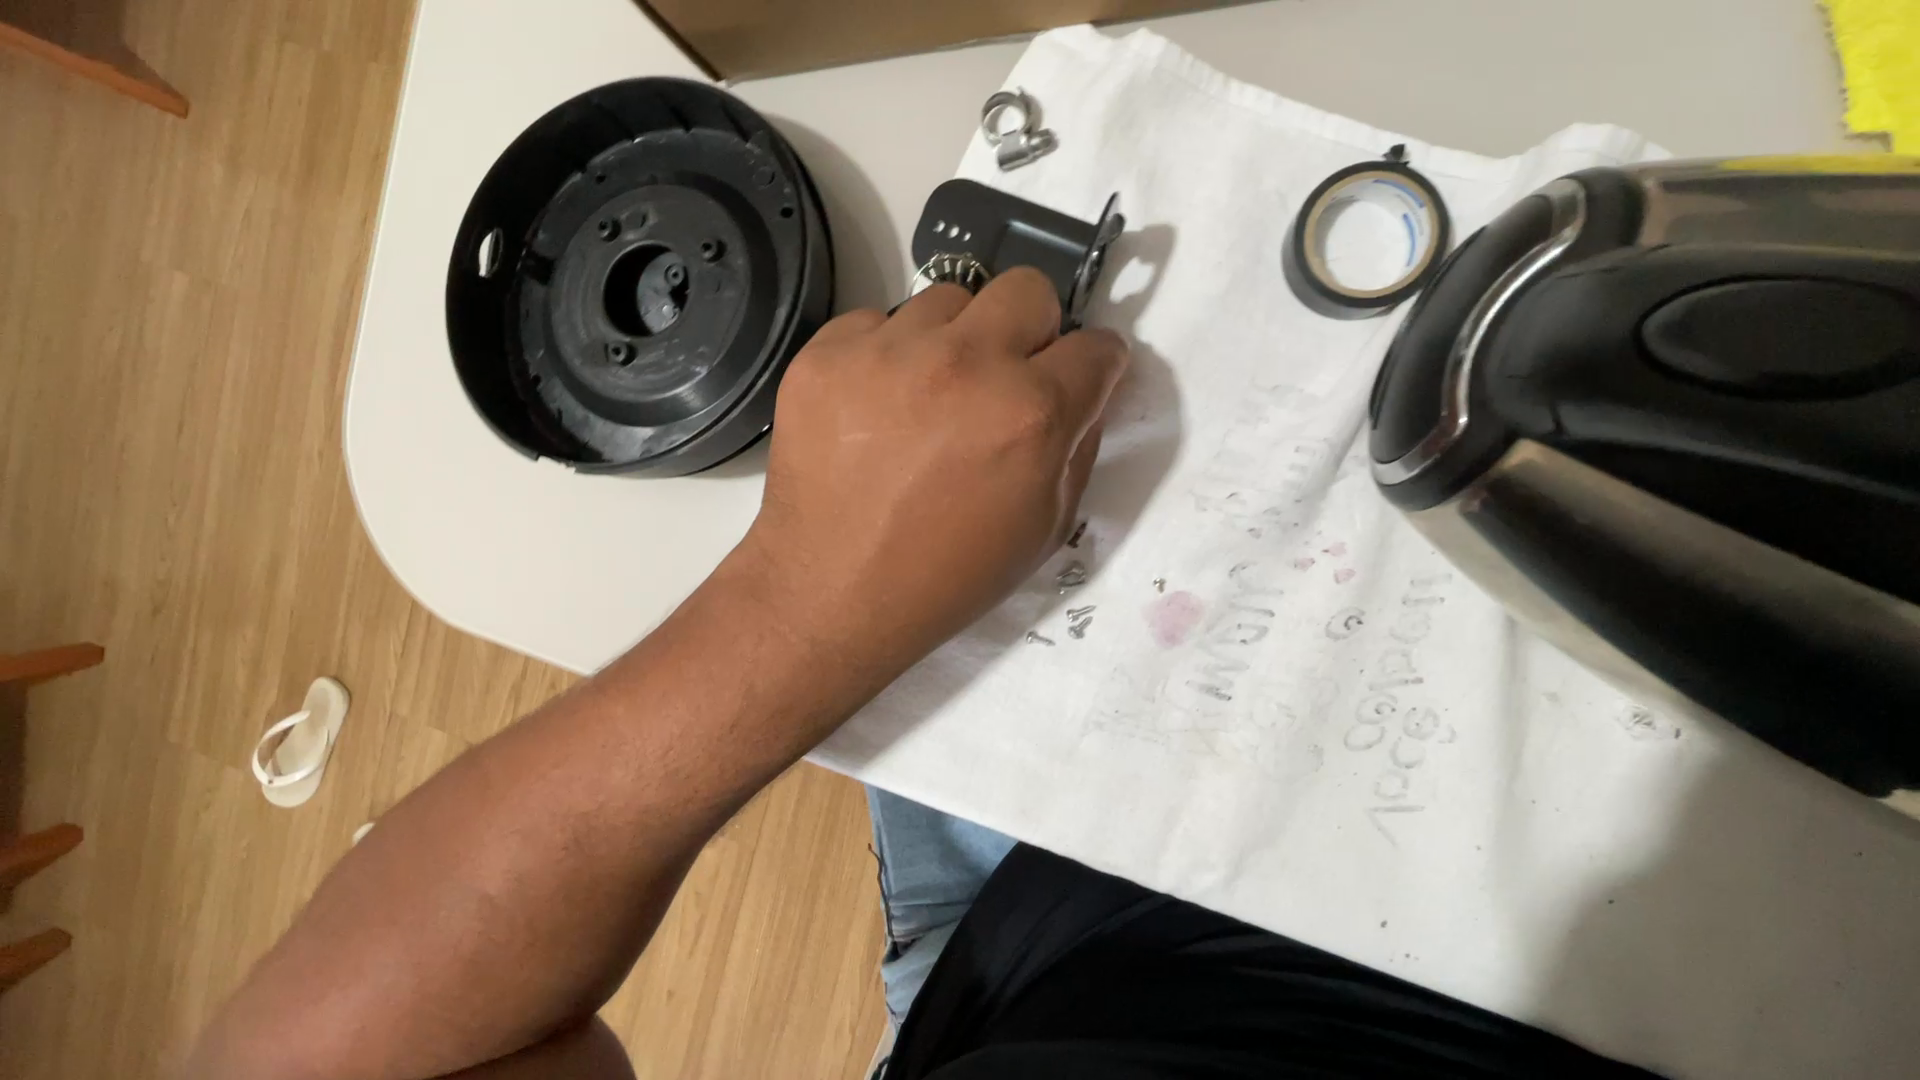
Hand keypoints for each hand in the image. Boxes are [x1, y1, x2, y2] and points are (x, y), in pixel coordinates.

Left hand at [733, 267, 1129, 682]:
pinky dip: (886, 356)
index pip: (1098, 348)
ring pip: (948, 300)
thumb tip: (1086, 391)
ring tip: (927, 400)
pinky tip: (875, 409)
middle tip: (1003, 379)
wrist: (833, 593)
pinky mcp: (827, 354)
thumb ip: (1078, 447)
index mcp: (1031, 412)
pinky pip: (876, 322)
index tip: (1079, 380)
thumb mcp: (1044, 529)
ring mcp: (889, 351)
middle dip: (1031, 330)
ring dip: (953, 341)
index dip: (1095, 367)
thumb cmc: (948, 575)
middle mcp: (965, 363)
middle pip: (1028, 289)